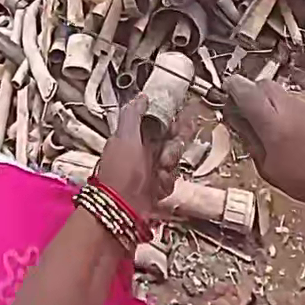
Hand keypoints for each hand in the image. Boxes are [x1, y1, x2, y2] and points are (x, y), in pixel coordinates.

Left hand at [94, 97, 189, 217]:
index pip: (161, 123)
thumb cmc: (122, 170)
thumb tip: (142, 96)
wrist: (121, 208)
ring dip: (169, 166)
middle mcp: (144, 151)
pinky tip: (158, 185)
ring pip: (174, 160)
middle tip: (165, 156)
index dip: (174, 122)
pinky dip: (166, 182)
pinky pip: (172, 179)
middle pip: (172, 141)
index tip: (183, 123)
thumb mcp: (125, 135)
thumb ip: (133, 113)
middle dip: (174, 147)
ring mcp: (151, 170)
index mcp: (135, 136)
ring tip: (159, 171)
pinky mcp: (158, 188)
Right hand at [223, 75, 304, 205]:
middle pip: (263, 85)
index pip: (243, 90)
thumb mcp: (268, 167)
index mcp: (270, 121)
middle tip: (256, 113)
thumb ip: (250, 139)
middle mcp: (289, 103)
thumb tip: (237, 120)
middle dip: (255, 95)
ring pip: (284, 91)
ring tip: (286, 128)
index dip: (233, 88)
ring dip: (279, 103)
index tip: (229, 90)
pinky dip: (300, 107)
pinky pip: (304, 97)